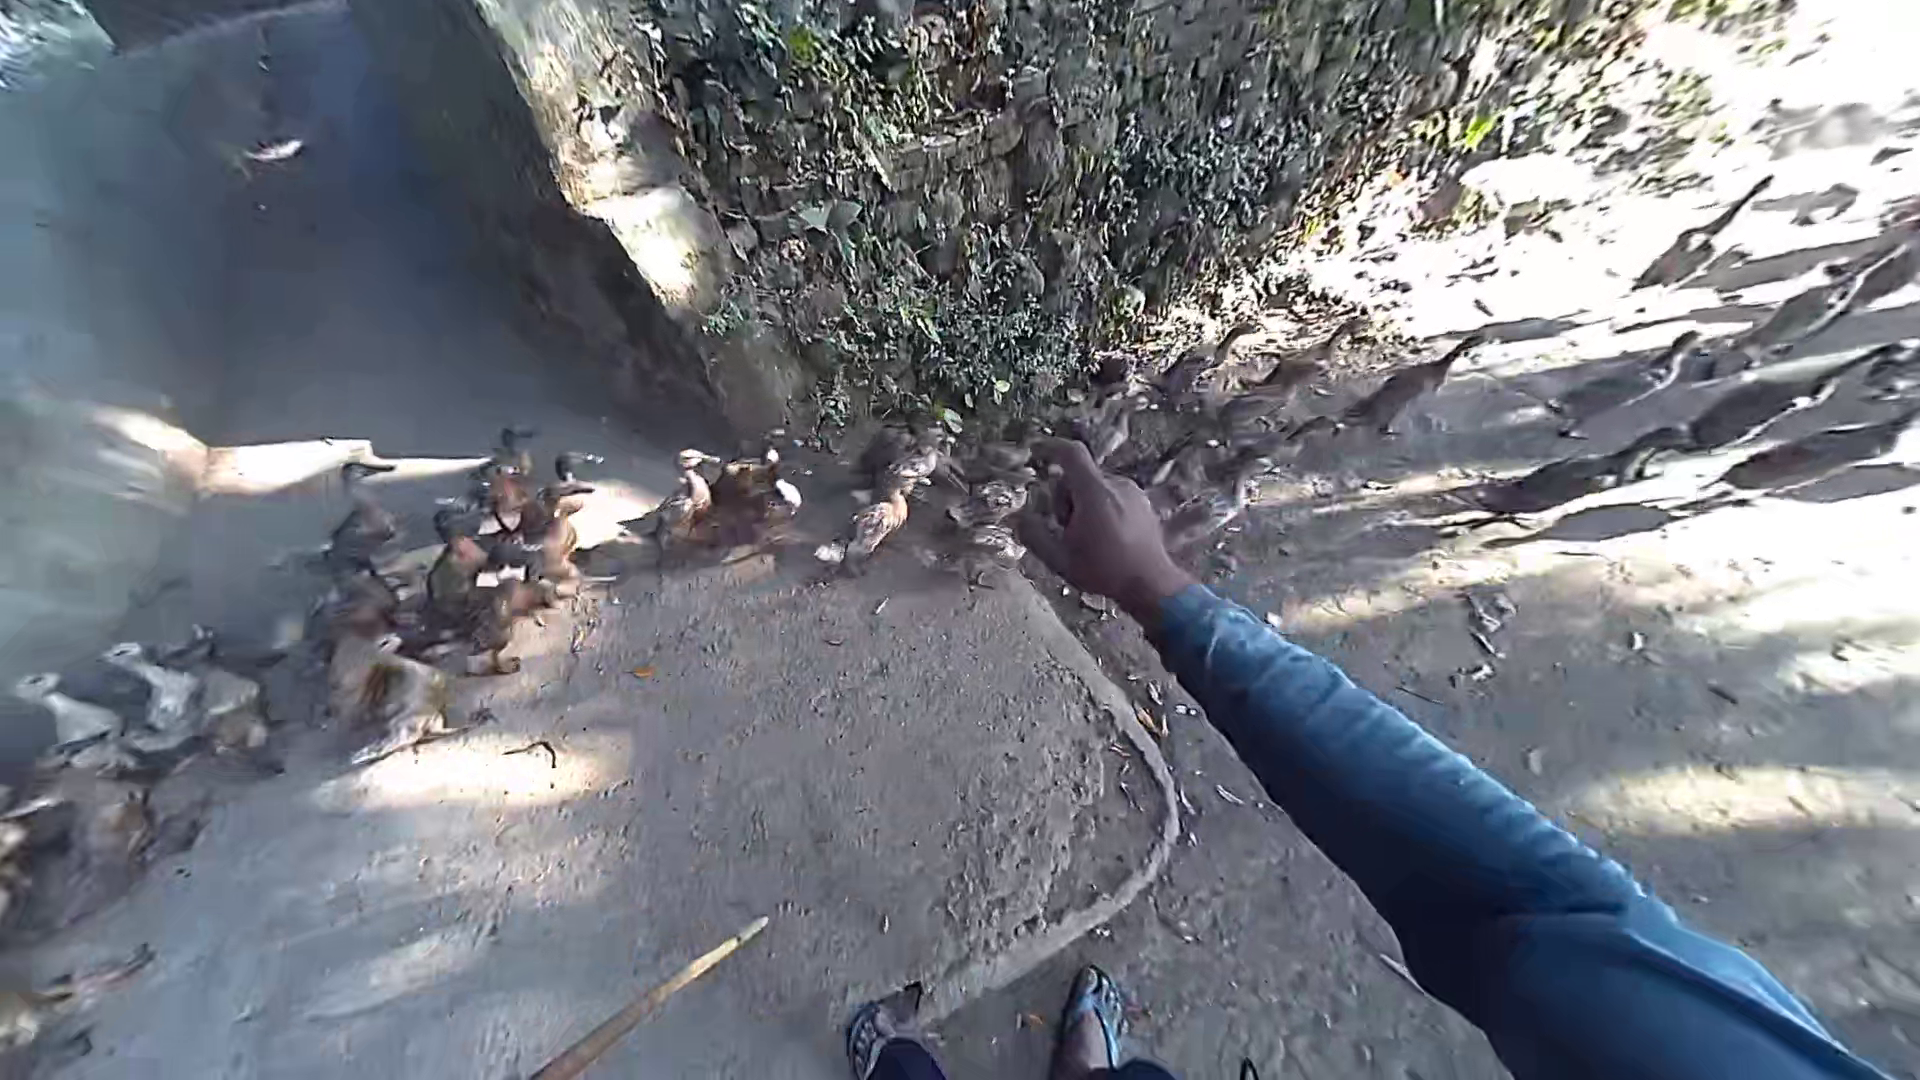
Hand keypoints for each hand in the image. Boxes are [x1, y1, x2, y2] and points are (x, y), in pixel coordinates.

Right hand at [1019, 438, 1195, 623]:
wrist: (1151, 585)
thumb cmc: (1105, 571)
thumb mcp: (1060, 559)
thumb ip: (1034, 535)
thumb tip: (1017, 519)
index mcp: (1095, 492)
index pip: (1071, 453)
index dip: (1049, 448)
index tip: (1034, 452)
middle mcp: (1117, 485)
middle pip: (1079, 476)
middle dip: (1065, 497)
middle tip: (1065, 529)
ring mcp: (1133, 493)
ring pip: (1095, 486)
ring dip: (1082, 505)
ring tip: (1086, 537)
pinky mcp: (1143, 503)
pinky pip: (1112, 495)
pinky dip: (1100, 509)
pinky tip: (1104, 537)